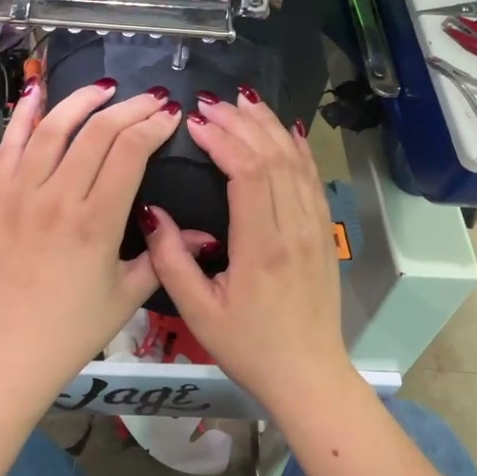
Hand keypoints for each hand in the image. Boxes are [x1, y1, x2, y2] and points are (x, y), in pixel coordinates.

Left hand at [0, 77, 181, 394]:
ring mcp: (21, 193)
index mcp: (96, 222)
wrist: (3, 354)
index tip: (170, 116)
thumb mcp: (127, 298)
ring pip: (55, 128)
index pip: (130, 151)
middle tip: (152, 99)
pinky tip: (39, 90)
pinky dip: (25, 114)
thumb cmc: (70, 331)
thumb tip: (208, 235)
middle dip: (131, 108)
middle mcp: (58, 198)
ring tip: (107, 88)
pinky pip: (10, 144)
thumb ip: (164, 257)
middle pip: (98, 132)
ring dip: (83, 100)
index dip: (154, 125)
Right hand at [141, 90, 354, 409]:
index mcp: (261, 246)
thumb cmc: (249, 347)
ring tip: (242, 100)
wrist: (309, 375)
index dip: (221, 140)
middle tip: (209, 102)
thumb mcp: (198, 313)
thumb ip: (172, 261)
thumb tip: (151, 213)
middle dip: (240, 122)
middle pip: (272, 156)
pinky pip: (313, 178)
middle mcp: (293, 227)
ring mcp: (315, 227)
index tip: (193, 123)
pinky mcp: (325, 232)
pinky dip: (298, 149)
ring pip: (295, 161)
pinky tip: (285, 129)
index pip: (246, 173)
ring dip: (268, 126)